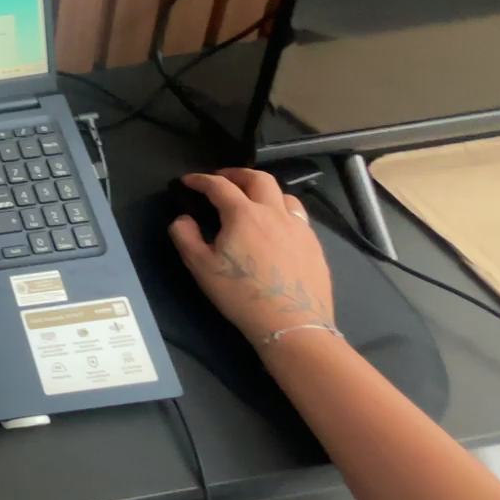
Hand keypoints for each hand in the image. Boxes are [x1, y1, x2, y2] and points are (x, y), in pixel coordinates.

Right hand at [170, 168, 334, 347]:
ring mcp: (300, 229)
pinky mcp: (315, 246)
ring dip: (263, 191)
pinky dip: (281, 212)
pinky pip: (298, 217)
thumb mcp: (199, 266)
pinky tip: (274, 229)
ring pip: (284, 195)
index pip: (219, 185)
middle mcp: (275, 214)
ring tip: (251, 201)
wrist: (293, 326)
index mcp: (244, 215)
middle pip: (259, 178)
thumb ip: (184, 235)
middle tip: (221, 179)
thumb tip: (184, 219)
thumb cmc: (241, 294)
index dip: (200, 179)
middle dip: (236, 173)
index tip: (188, 181)